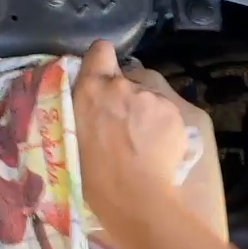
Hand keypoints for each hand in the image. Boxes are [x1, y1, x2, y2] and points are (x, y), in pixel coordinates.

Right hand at [73, 40, 227, 248]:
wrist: (135, 198)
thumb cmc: (91, 174)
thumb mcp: (72, 134)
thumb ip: (84, 108)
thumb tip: (91, 103)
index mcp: (90, 88)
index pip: (100, 50)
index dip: (102, 62)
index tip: (101, 79)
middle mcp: (122, 84)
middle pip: (126, 78)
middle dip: (124, 95)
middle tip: (120, 125)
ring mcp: (152, 98)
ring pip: (148, 97)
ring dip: (144, 111)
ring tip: (140, 142)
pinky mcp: (175, 113)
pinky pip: (166, 114)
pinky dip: (162, 127)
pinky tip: (156, 149)